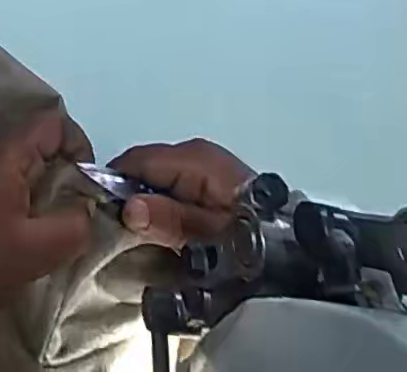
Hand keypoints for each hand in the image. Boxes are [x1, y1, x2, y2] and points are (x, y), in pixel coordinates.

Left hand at [0, 110, 92, 371]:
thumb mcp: (40, 248)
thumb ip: (76, 224)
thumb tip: (88, 209)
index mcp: (6, 150)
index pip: (53, 122)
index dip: (80, 147)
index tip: (90, 186)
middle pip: (39, 140)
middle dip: (65, 171)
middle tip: (75, 211)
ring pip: (24, 161)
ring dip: (45, 187)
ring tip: (52, 225)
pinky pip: (7, 178)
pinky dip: (25, 196)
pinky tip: (25, 231)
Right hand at [109, 139, 253, 248]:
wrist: (304, 256)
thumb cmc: (252, 238)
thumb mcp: (207, 234)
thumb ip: (167, 219)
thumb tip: (127, 207)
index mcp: (191, 155)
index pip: (134, 160)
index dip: (114, 185)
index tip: (102, 215)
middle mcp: (195, 150)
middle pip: (145, 167)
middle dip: (131, 195)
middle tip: (123, 231)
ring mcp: (205, 163)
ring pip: (159, 177)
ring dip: (149, 202)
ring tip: (145, 234)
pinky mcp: (213, 179)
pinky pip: (175, 185)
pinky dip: (165, 203)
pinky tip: (167, 228)